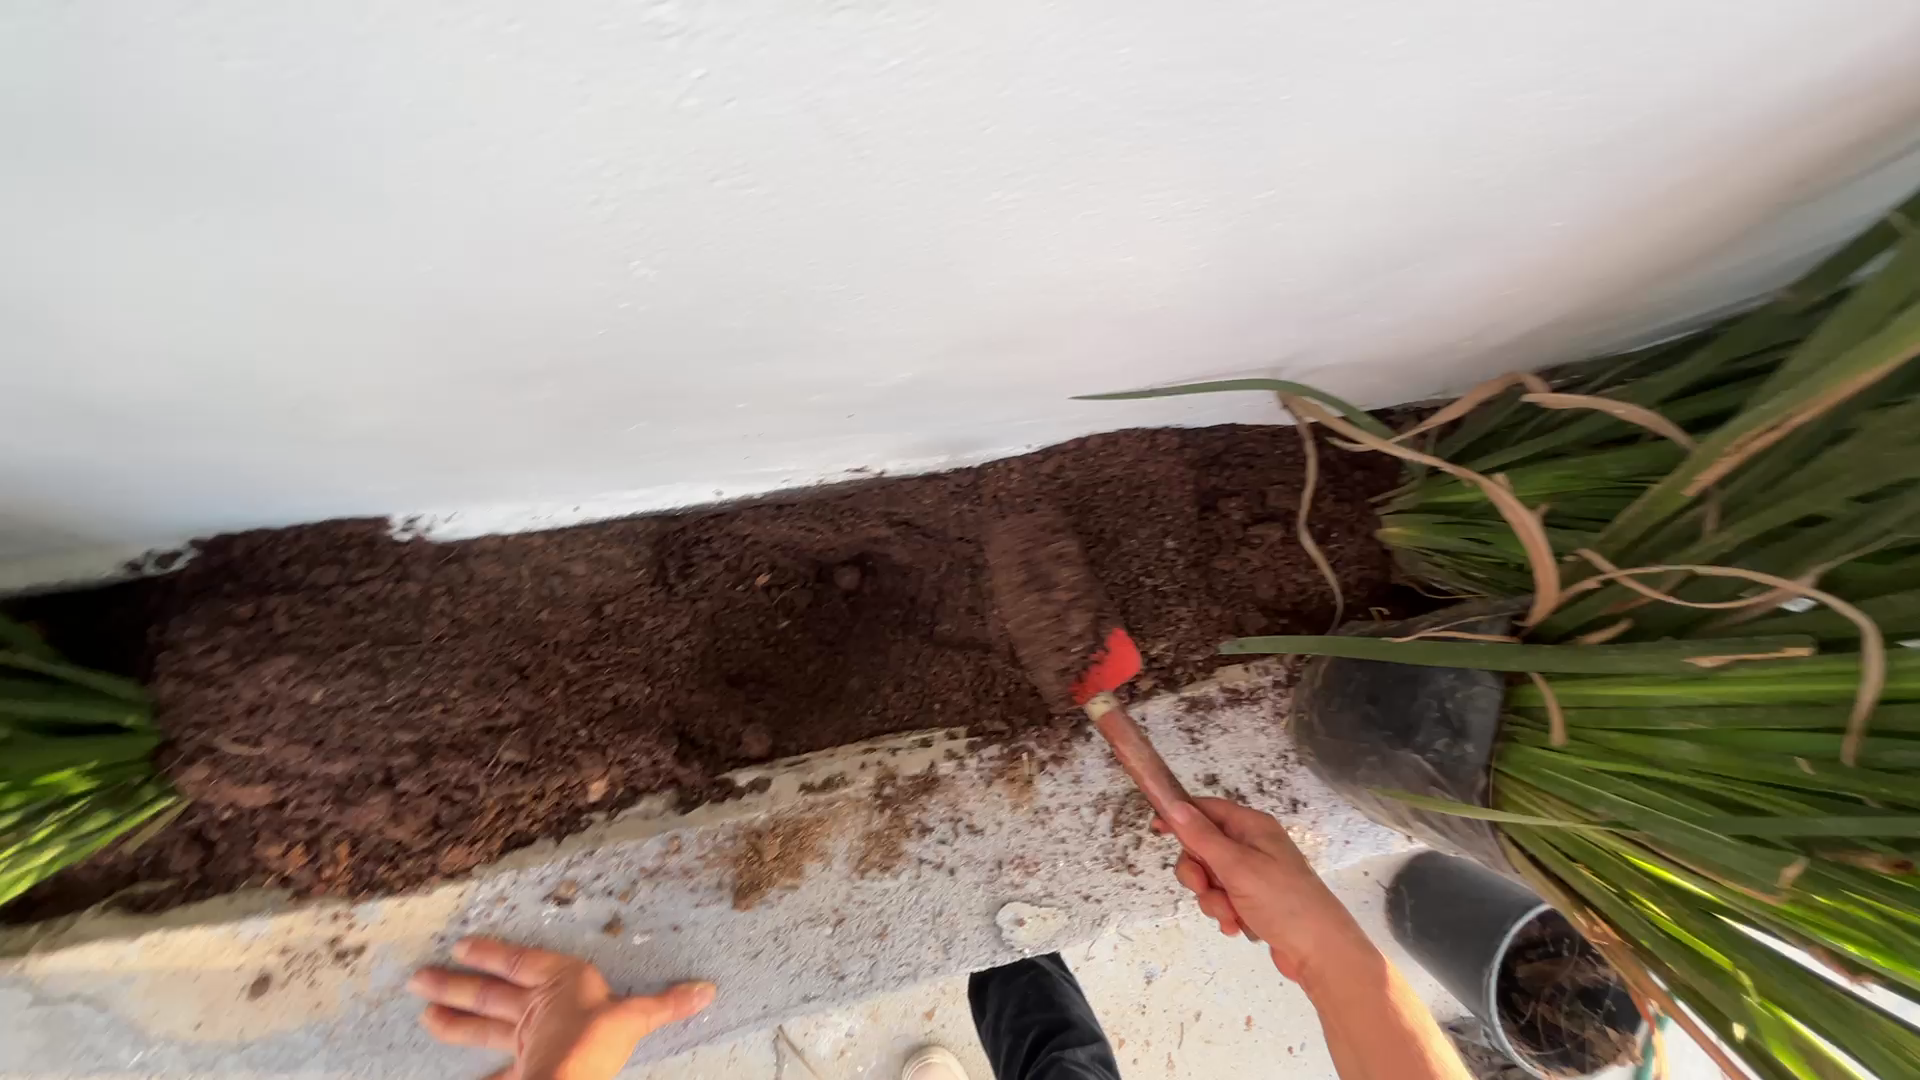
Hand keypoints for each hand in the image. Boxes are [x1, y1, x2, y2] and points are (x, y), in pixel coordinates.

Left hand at [408, 936, 716, 1079]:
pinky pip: (493, 1076)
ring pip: (480, 1026)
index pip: (520, 963)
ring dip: (452, 1019)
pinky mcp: (517, 1074)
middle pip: (488, 994)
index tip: (462, 945)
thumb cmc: (601, 1037)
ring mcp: (520, 1043)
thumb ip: (668, 1005)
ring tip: (422, 1012)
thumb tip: (707, 990)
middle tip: (419, 977)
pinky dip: (479, 1077)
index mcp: (561, 984)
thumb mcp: (639, 1016)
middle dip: (454, 985)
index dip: (492, 954)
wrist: (571, 1076)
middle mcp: (534, 1008)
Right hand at [1153, 798, 1369, 982]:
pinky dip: (1225, 912)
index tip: (1157, 831)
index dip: (1180, 818)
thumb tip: (1173, 804)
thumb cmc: (1283, 901)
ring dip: (1213, 898)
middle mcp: (1252, 845)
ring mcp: (1254, 874)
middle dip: (1199, 873)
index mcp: (1252, 826)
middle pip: (1203, 847)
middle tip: (1207, 888)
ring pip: (1210, 877)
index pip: (1206, 809)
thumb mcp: (1237, 866)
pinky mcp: (1255, 900)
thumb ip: (1201, 836)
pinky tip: (1238, 927)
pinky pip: (1223, 898)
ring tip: (1231, 915)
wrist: (1323, 955)